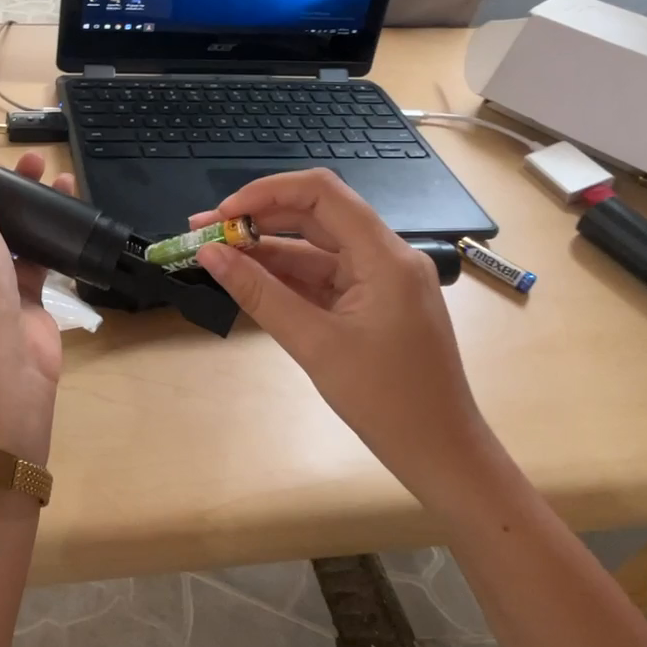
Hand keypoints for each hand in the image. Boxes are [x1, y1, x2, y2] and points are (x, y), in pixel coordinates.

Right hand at [191, 168, 492, 493]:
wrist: (442, 454)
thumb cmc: (386, 401)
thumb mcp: (314, 344)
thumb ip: (259, 293)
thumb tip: (209, 253)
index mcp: (384, 256)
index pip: (322, 193)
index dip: (266, 192)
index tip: (222, 214)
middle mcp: (386, 256)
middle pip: (315, 215)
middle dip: (257, 218)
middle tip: (204, 230)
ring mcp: (380, 279)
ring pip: (315, 246)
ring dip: (266, 248)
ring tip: (215, 253)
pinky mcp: (373, 302)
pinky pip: (323, 275)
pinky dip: (285, 276)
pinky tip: (248, 279)